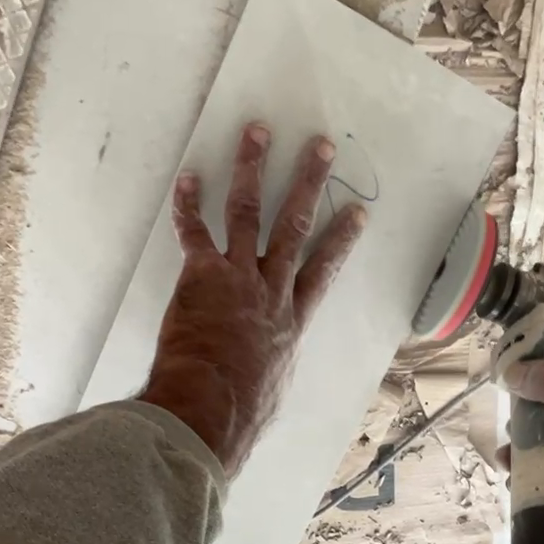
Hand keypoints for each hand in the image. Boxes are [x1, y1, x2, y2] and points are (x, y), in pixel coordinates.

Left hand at [138, 123, 367, 475]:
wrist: (210, 408)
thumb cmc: (243, 411)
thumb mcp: (273, 389)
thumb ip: (273, 368)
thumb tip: (267, 373)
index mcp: (292, 319)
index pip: (324, 270)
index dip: (340, 238)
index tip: (355, 211)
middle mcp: (270, 289)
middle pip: (294, 226)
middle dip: (307, 183)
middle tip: (319, 148)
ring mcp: (237, 278)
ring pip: (248, 214)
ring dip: (252, 170)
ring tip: (257, 133)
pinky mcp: (202, 276)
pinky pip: (194, 232)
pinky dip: (188, 204)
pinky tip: (188, 176)